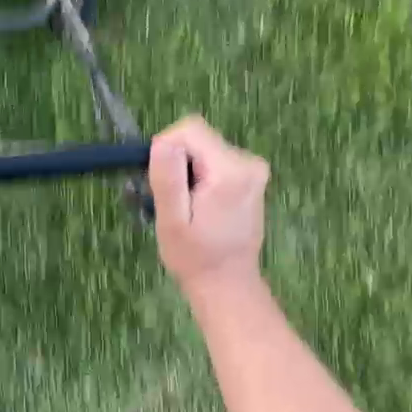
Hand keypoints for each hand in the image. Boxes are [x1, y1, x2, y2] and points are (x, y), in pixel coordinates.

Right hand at [149, 116, 269, 295]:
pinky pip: (215, 162)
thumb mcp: (172, 222)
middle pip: (197, 139)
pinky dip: (199, 179)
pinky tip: (197, 208)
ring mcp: (253, 169)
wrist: (227, 282)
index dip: (165, 150)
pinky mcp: (251, 177)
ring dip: (186, 174)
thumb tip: (161, 142)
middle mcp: (248, 161)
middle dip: (175, 165)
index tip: (158, 183)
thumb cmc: (195, 258)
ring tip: (183, 208)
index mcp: (230, 169)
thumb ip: (168, 179)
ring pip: (204, 151)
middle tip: (169, 202)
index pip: (189, 129)